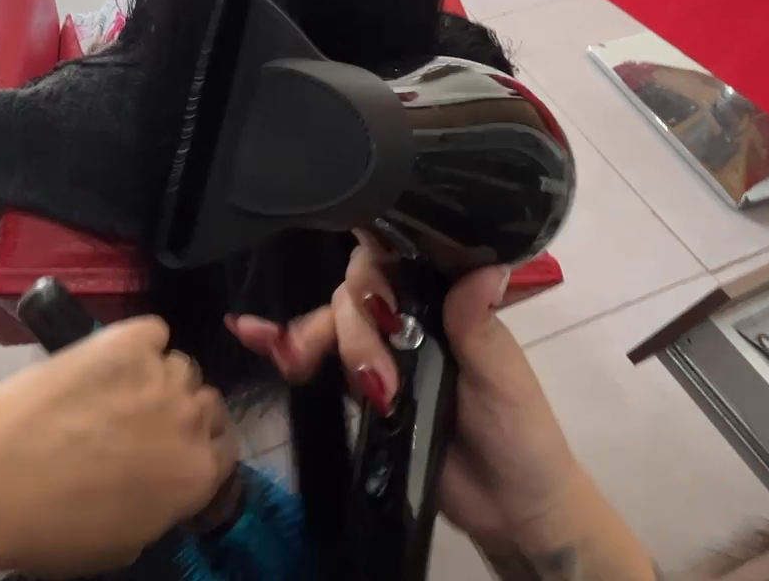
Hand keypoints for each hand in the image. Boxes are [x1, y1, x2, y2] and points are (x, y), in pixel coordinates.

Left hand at [0, 316, 239, 576]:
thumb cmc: (55, 526)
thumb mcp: (126, 542)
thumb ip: (162, 505)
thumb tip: (161, 483)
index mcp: (196, 476)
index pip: (225, 450)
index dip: (200, 449)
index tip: (174, 449)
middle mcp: (190, 419)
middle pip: (206, 402)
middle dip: (181, 412)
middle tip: (143, 421)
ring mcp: (160, 373)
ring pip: (178, 365)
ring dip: (157, 377)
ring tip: (117, 387)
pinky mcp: (128, 338)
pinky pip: (153, 330)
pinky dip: (139, 341)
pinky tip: (110, 357)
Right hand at [226, 240, 591, 555]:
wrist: (505, 509)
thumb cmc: (519, 433)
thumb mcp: (503, 377)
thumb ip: (477, 323)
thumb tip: (485, 268)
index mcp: (442, 300)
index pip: (396, 258)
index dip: (374, 266)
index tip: (372, 297)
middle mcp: (406, 314)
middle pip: (355, 291)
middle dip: (352, 330)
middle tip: (375, 381)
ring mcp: (377, 348)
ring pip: (330, 320)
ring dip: (311, 337)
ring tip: (299, 365)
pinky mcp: (355, 384)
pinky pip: (314, 354)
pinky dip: (277, 340)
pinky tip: (248, 333)